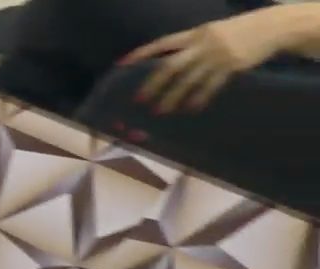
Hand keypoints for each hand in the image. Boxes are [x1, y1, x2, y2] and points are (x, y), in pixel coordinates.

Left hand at [124, 8, 293, 112]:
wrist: (279, 24)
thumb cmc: (240, 30)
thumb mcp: (213, 31)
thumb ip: (191, 46)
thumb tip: (162, 66)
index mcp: (197, 33)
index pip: (164, 42)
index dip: (143, 53)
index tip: (122, 64)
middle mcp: (204, 43)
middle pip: (170, 66)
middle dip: (152, 84)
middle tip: (138, 100)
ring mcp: (218, 54)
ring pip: (187, 80)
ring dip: (172, 97)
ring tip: (159, 111)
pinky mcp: (232, 65)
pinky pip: (210, 86)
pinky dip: (199, 98)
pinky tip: (190, 108)